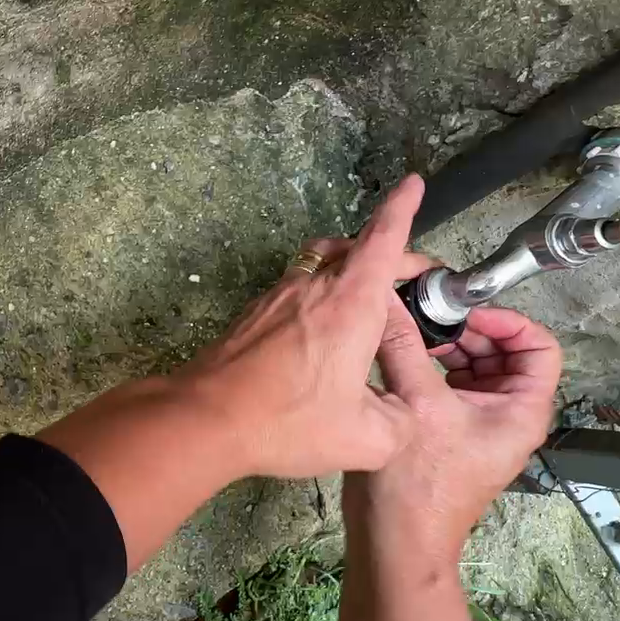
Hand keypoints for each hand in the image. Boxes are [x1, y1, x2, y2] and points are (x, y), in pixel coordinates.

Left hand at [176, 174, 438, 479]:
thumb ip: (401, 419)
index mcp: (349, 302)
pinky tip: (325, 336)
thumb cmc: (288, 421)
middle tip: (412, 281)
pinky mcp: (254, 312)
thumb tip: (402, 410)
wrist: (207, 416)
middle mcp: (312, 286)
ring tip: (370, 308)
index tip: (412, 182)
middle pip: (353, 249)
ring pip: (321, 265)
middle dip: (387, 254)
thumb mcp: (367, 438)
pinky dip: (320, 295)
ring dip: (349, 273)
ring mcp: (277, 295)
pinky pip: (296, 288)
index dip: (401, 208)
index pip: (381, 239)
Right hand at [346, 303, 561, 567]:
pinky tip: (394, 353)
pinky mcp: (444, 424)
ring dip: (440, 342)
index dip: (505, 321)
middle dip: (464, 327)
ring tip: (404, 331)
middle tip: (423, 313)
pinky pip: (443, 379)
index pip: (538, 346)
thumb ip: (403, 344)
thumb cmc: (421, 482)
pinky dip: (424, 360)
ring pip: (468, 362)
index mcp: (520, 409)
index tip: (462, 309)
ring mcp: (473, 418)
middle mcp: (503, 411)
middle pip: (498, 350)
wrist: (395, 537)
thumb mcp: (416, 403)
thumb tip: (386, 296)